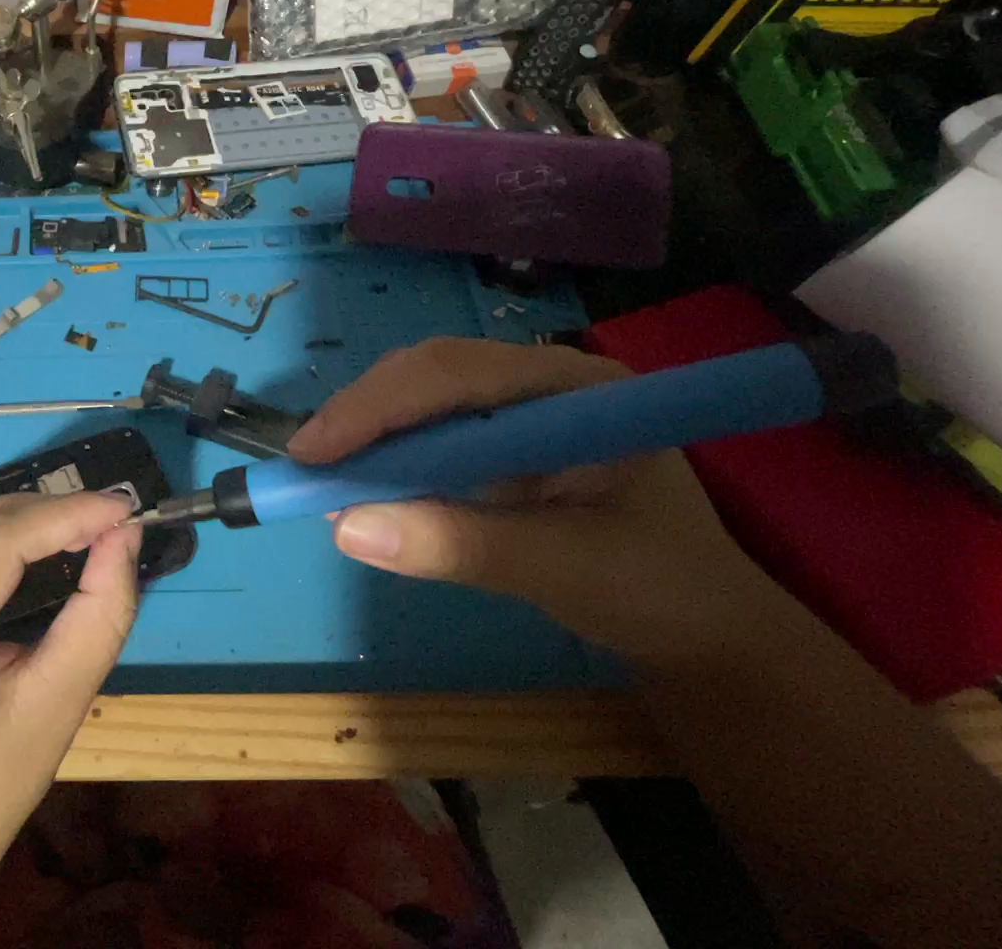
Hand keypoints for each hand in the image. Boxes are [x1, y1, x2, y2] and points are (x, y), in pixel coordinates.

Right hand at [287, 337, 784, 660]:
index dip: (377, 406)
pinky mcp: (498, 447)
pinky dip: (384, 463)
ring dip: (365, 438)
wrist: (699, 629)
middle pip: (428, 375)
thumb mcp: (564, 570)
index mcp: (577, 390)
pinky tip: (357, 488)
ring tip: (318, 479)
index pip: (458, 373)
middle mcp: (542, 384)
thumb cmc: (658, 591)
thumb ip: (461, 545)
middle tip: (303, 469)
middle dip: (361, 417)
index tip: (312, 454)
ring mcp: (518, 414)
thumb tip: (344, 528)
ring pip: (418, 403)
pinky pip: (425, 439)